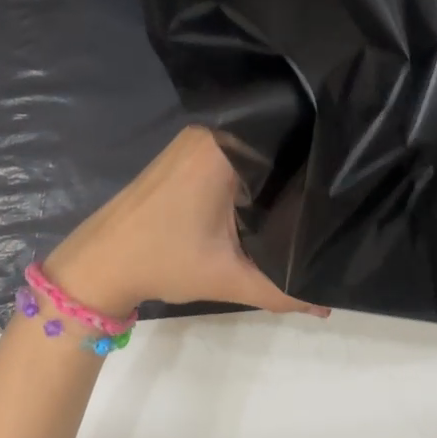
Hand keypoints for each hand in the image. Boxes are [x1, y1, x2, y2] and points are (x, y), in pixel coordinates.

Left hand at [43, 127, 327, 318]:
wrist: (98, 265)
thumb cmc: (162, 262)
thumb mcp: (228, 277)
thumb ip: (282, 291)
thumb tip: (326, 305)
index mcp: (225, 149)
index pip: (288, 148)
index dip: (315, 170)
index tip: (338, 193)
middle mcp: (214, 132)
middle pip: (273, 148)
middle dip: (298, 175)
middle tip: (329, 201)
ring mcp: (197, 138)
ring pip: (255, 153)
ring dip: (274, 177)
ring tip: (305, 201)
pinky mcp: (187, 150)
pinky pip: (235, 156)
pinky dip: (251, 177)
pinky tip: (268, 200)